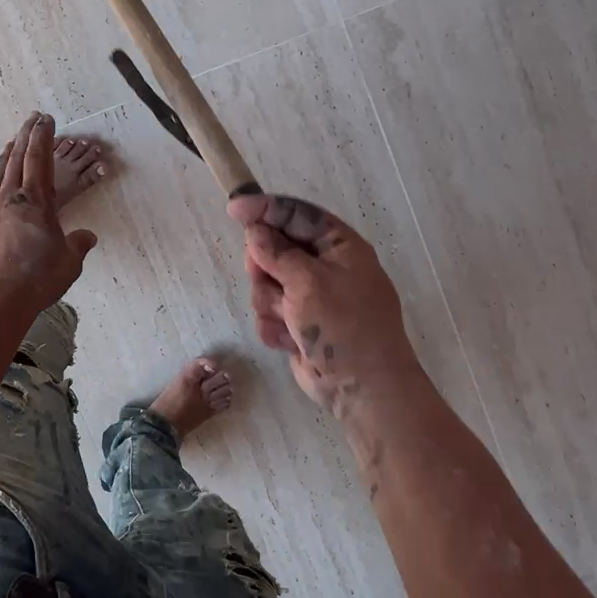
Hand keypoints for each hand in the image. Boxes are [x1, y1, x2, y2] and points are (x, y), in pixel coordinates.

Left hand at [0, 112, 97, 313]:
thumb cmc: (38, 278)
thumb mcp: (69, 261)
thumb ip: (78, 244)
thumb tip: (86, 237)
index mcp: (36, 201)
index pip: (39, 159)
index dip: (43, 137)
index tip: (46, 120)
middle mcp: (12, 197)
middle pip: (18, 157)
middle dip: (27, 134)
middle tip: (33, 118)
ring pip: (1, 170)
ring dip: (9, 150)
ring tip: (15, 138)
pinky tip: (0, 175)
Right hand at [228, 193, 421, 412]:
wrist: (362, 389)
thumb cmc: (344, 327)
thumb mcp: (309, 281)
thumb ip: (276, 251)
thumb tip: (255, 231)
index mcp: (339, 248)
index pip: (296, 214)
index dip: (265, 208)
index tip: (233, 209)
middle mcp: (324, 267)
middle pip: (272, 247)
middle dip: (264, 267)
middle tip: (265, 278)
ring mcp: (309, 297)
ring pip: (264, 282)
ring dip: (270, 302)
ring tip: (289, 320)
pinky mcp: (297, 323)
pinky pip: (267, 311)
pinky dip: (274, 325)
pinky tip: (290, 340)